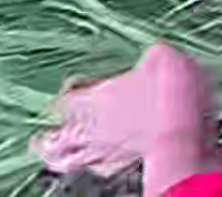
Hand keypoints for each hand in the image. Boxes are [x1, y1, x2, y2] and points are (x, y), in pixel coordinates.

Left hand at [32, 42, 219, 181]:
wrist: (183, 124)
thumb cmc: (169, 88)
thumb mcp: (160, 54)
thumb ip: (149, 55)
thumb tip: (151, 53)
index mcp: (96, 98)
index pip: (64, 100)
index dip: (65, 92)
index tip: (71, 85)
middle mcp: (92, 127)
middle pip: (54, 140)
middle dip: (44, 138)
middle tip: (39, 136)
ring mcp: (105, 149)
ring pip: (67, 161)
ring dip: (56, 158)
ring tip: (51, 156)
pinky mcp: (122, 163)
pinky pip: (97, 168)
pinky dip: (92, 165)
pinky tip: (96, 161)